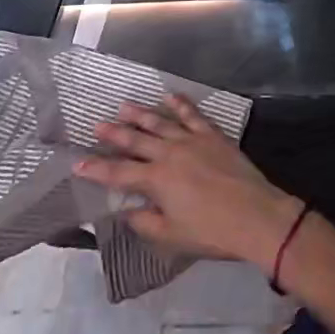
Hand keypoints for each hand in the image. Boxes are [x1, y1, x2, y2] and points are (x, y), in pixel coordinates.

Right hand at [73, 93, 304, 270]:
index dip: (96, 169)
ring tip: (123, 106)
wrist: (257, 216)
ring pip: (159, 122)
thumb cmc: (213, 232)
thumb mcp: (172, 236)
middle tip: (97, 125)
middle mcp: (168, 154)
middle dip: (114, 133)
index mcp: (156, 180)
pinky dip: (179, 104)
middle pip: (135, 140)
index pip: (118, 173)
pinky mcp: (212, 135)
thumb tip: (124, 211)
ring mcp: (191, 140)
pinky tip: (169, 96)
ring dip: (140, 114)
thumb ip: (144, 222)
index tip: (77, 163)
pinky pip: (192, 115)